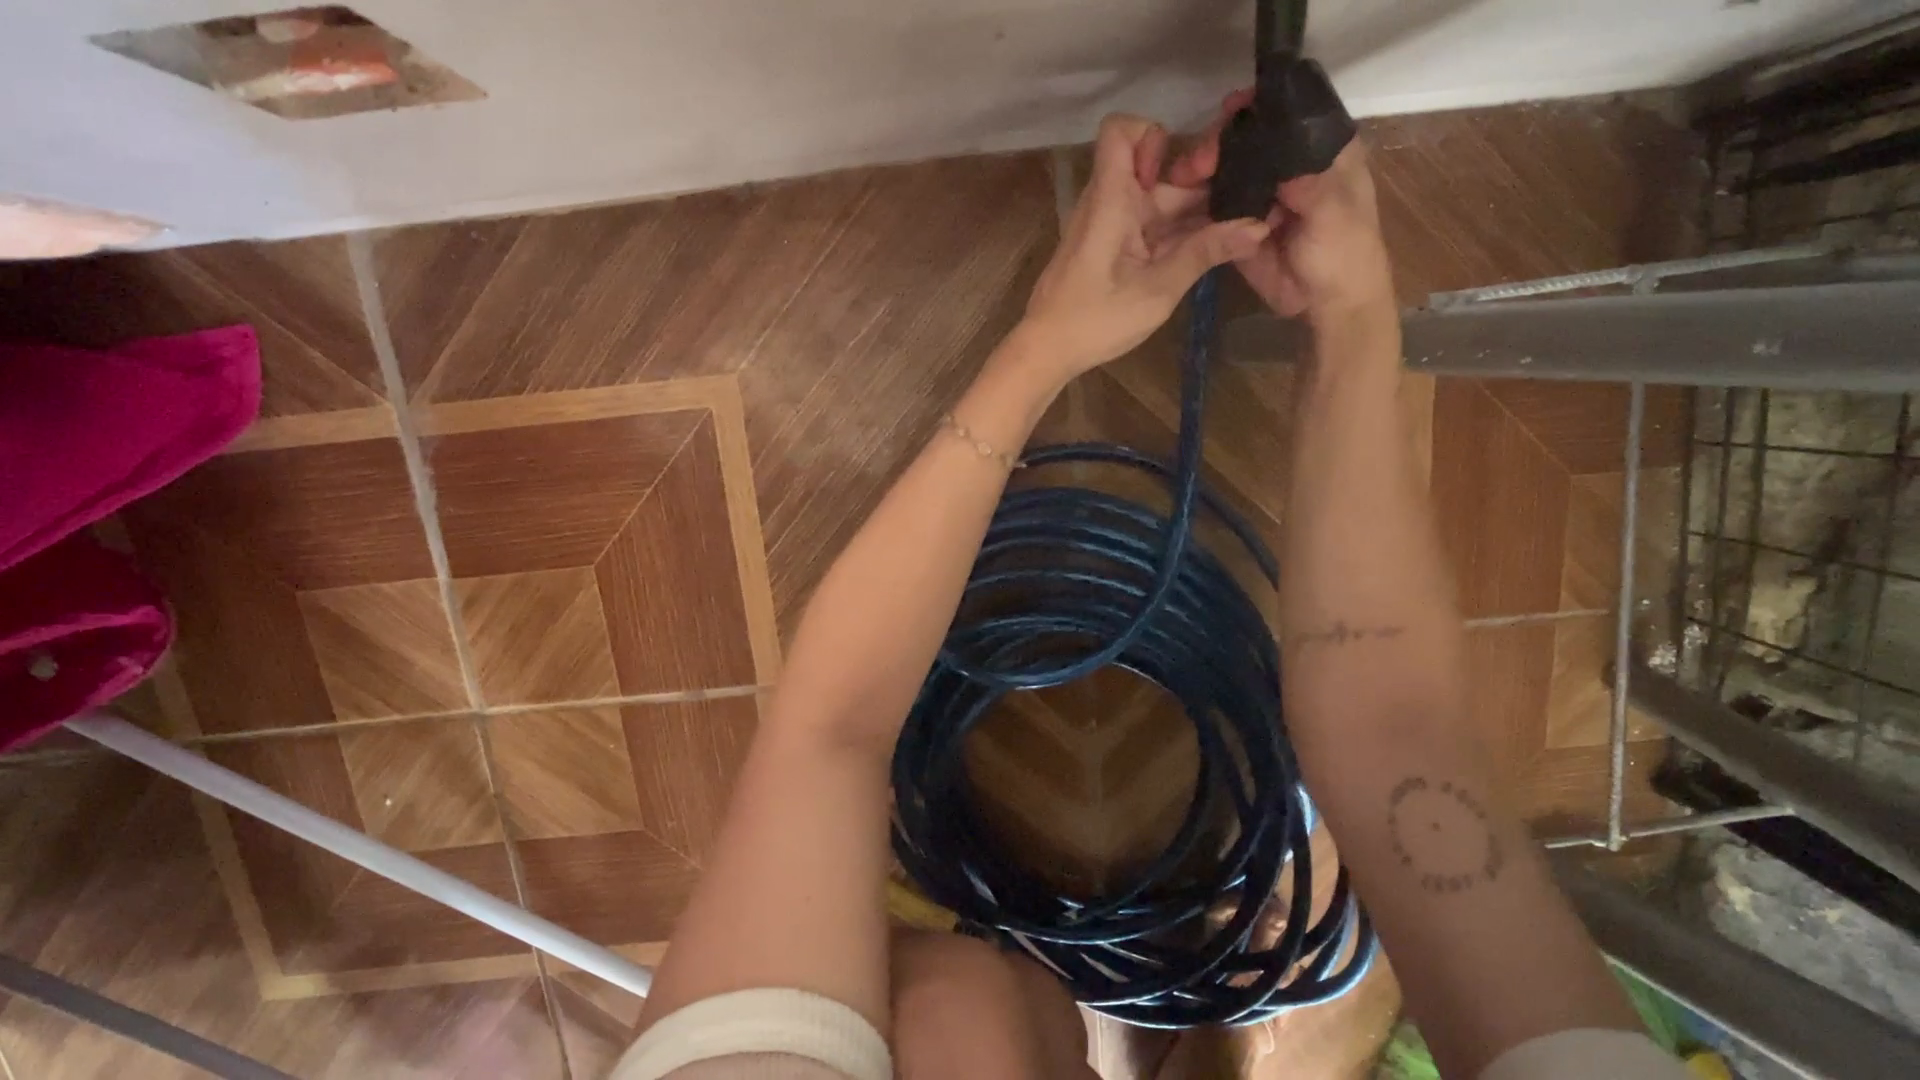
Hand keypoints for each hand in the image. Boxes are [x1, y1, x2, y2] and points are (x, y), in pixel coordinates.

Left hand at [1018, 114, 1270, 377]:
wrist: (1048, 351)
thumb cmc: (1095, 320)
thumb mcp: (1156, 290)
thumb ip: (1205, 253)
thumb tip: (1258, 226)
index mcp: (1111, 199)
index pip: (1120, 130)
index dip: (1152, 137)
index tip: (1175, 175)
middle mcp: (1112, 202)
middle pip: (1160, 172)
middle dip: (1200, 183)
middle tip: (1247, 205)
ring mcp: (1114, 225)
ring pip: (1162, 201)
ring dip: (1197, 212)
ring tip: (1243, 229)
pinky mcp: (1117, 247)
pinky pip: (1153, 226)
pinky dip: (1181, 232)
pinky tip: (1215, 249)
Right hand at [1174, 90, 1395, 327]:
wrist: (1325, 304)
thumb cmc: (1344, 253)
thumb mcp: (1334, 213)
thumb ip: (1308, 181)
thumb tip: (1273, 153)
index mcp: (1322, 151)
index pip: (1292, 113)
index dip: (1263, 105)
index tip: (1234, 106)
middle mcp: (1289, 165)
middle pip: (1252, 138)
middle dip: (1223, 140)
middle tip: (1201, 157)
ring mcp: (1262, 193)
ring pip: (1230, 167)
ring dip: (1205, 166)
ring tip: (1185, 174)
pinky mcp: (1239, 221)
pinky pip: (1216, 202)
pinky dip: (1199, 196)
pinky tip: (1181, 193)